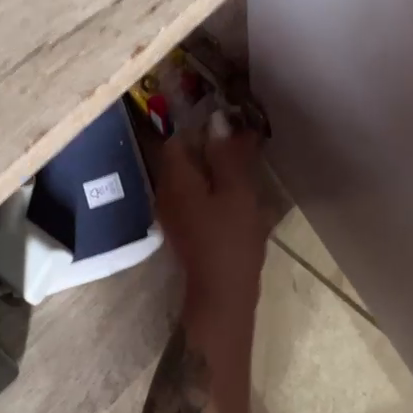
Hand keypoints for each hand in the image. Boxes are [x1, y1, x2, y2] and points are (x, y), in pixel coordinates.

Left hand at [157, 112, 267, 356]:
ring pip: (191, 178)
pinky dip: (214, 189)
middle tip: (246, 146)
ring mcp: (173, 212)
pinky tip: (237, 195)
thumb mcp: (236, 191)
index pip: (179, 137)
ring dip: (215, 169)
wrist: (222, 293)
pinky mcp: (185, 228)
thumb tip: (219, 120)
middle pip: (184, 157)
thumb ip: (227, 154)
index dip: (205, 126)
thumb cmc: (231, 239)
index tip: (234, 125)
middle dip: (212, 148)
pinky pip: (196, 196)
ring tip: (246, 169)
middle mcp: (166, 191)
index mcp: (176, 178)